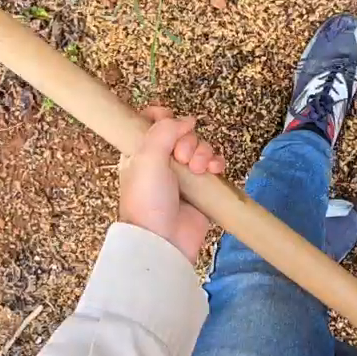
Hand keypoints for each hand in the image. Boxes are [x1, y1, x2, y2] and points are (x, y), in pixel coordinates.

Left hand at [117, 107, 224, 262]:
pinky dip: (216, 163)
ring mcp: (182, 175)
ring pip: (200, 147)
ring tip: (197, 169)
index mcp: (140, 152)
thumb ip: (165, 130)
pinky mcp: (201, 188)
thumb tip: (187, 120)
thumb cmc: (147, 200)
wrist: (163, 240)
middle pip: (181, 133)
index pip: (150, 122)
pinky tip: (213, 170)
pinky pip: (213, 165)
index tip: (169, 118)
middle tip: (182, 158)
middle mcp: (161, 161)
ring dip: (203, 152)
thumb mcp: (146, 157)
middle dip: (187, 140)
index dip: (162, 116)